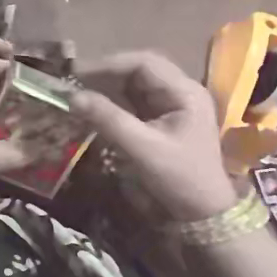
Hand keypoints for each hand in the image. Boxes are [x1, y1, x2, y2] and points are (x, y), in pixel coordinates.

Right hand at [70, 51, 240, 220]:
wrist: (204, 214)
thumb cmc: (179, 178)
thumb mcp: (142, 149)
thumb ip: (108, 120)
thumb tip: (72, 97)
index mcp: (185, 92)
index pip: (143, 63)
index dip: (108, 64)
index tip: (77, 73)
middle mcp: (180, 92)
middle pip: (138, 70)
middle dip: (105, 74)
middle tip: (73, 82)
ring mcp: (172, 106)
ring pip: (134, 86)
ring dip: (107, 88)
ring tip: (78, 92)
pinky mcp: (162, 121)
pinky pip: (133, 103)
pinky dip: (112, 103)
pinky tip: (93, 107)